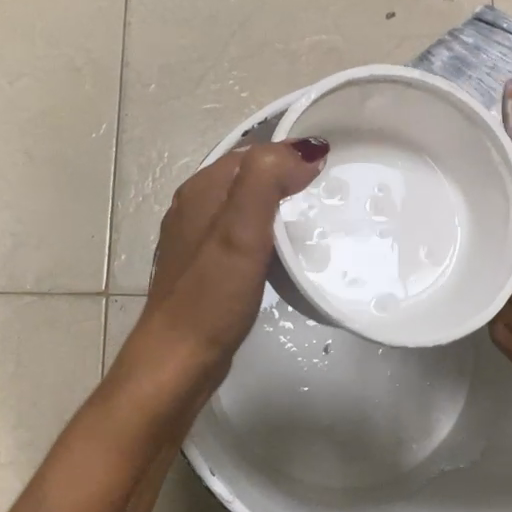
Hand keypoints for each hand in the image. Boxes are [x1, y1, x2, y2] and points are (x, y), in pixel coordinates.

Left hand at [124, 139, 327, 391]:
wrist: (179, 359)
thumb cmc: (211, 296)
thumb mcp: (241, 231)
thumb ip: (267, 182)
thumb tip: (306, 153)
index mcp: (202, 190)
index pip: (253, 152)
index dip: (291, 153)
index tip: (333, 167)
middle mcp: (195, 208)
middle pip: (249, 177)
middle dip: (287, 177)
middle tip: (331, 194)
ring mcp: (198, 241)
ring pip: (246, 208)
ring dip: (279, 208)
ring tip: (317, 221)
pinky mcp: (207, 270)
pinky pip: (243, 237)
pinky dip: (268, 236)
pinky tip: (286, 255)